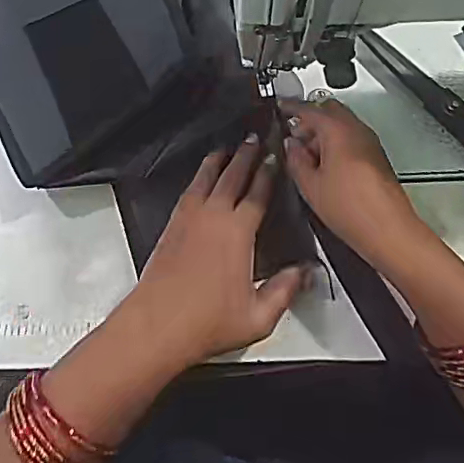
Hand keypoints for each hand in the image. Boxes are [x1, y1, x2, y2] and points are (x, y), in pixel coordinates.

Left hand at [114, 137, 308, 370]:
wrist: (158, 323)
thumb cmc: (207, 321)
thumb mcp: (259, 315)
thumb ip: (285, 290)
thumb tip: (305, 272)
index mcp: (237, 232)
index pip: (257, 193)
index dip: (267, 173)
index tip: (273, 157)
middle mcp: (212, 216)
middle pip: (231, 176)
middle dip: (245, 155)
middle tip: (253, 139)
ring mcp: (188, 218)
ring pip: (205, 178)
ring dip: (219, 161)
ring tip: (227, 148)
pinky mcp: (172, 225)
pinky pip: (189, 191)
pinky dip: (198, 177)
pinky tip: (201, 178)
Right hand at [282, 98, 429, 263]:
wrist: (389, 232)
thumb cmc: (355, 210)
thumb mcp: (310, 185)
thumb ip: (295, 159)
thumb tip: (291, 147)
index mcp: (338, 131)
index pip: (310, 109)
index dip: (291, 107)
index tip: (282, 108)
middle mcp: (357, 131)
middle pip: (329, 110)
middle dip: (310, 119)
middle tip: (293, 134)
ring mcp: (370, 143)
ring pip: (342, 124)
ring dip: (324, 132)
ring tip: (307, 155)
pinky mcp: (377, 157)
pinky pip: (352, 138)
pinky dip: (337, 143)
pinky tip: (326, 167)